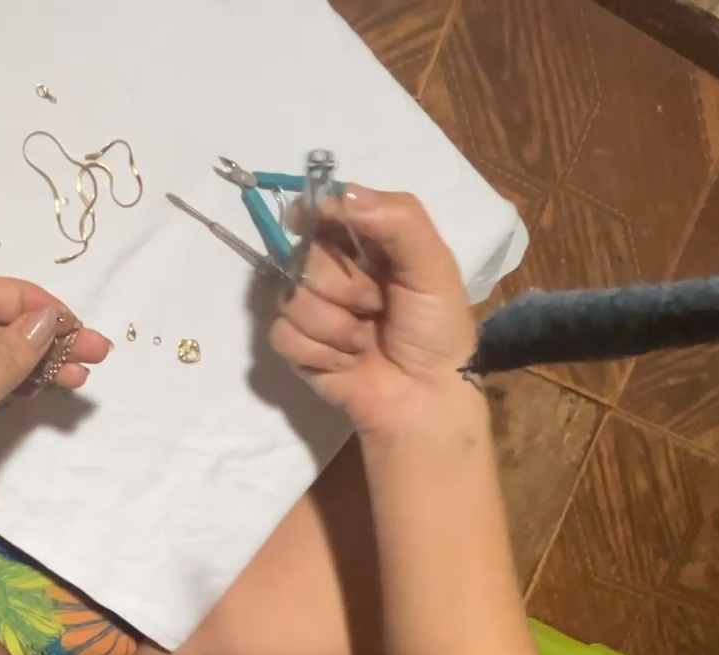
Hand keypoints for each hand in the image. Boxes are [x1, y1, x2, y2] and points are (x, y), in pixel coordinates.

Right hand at [269, 186, 480, 436]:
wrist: (421, 397)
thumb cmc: (434, 329)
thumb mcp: (433, 264)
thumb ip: (397, 219)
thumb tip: (338, 193)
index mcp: (366, 243)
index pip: (322, 211)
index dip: (316, 215)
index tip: (316, 222)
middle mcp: (333, 272)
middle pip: (302, 257)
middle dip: (342, 286)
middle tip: (375, 306)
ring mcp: (310, 311)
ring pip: (291, 299)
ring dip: (335, 325)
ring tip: (364, 341)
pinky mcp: (295, 348)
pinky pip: (284, 335)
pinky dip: (319, 351)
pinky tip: (345, 362)